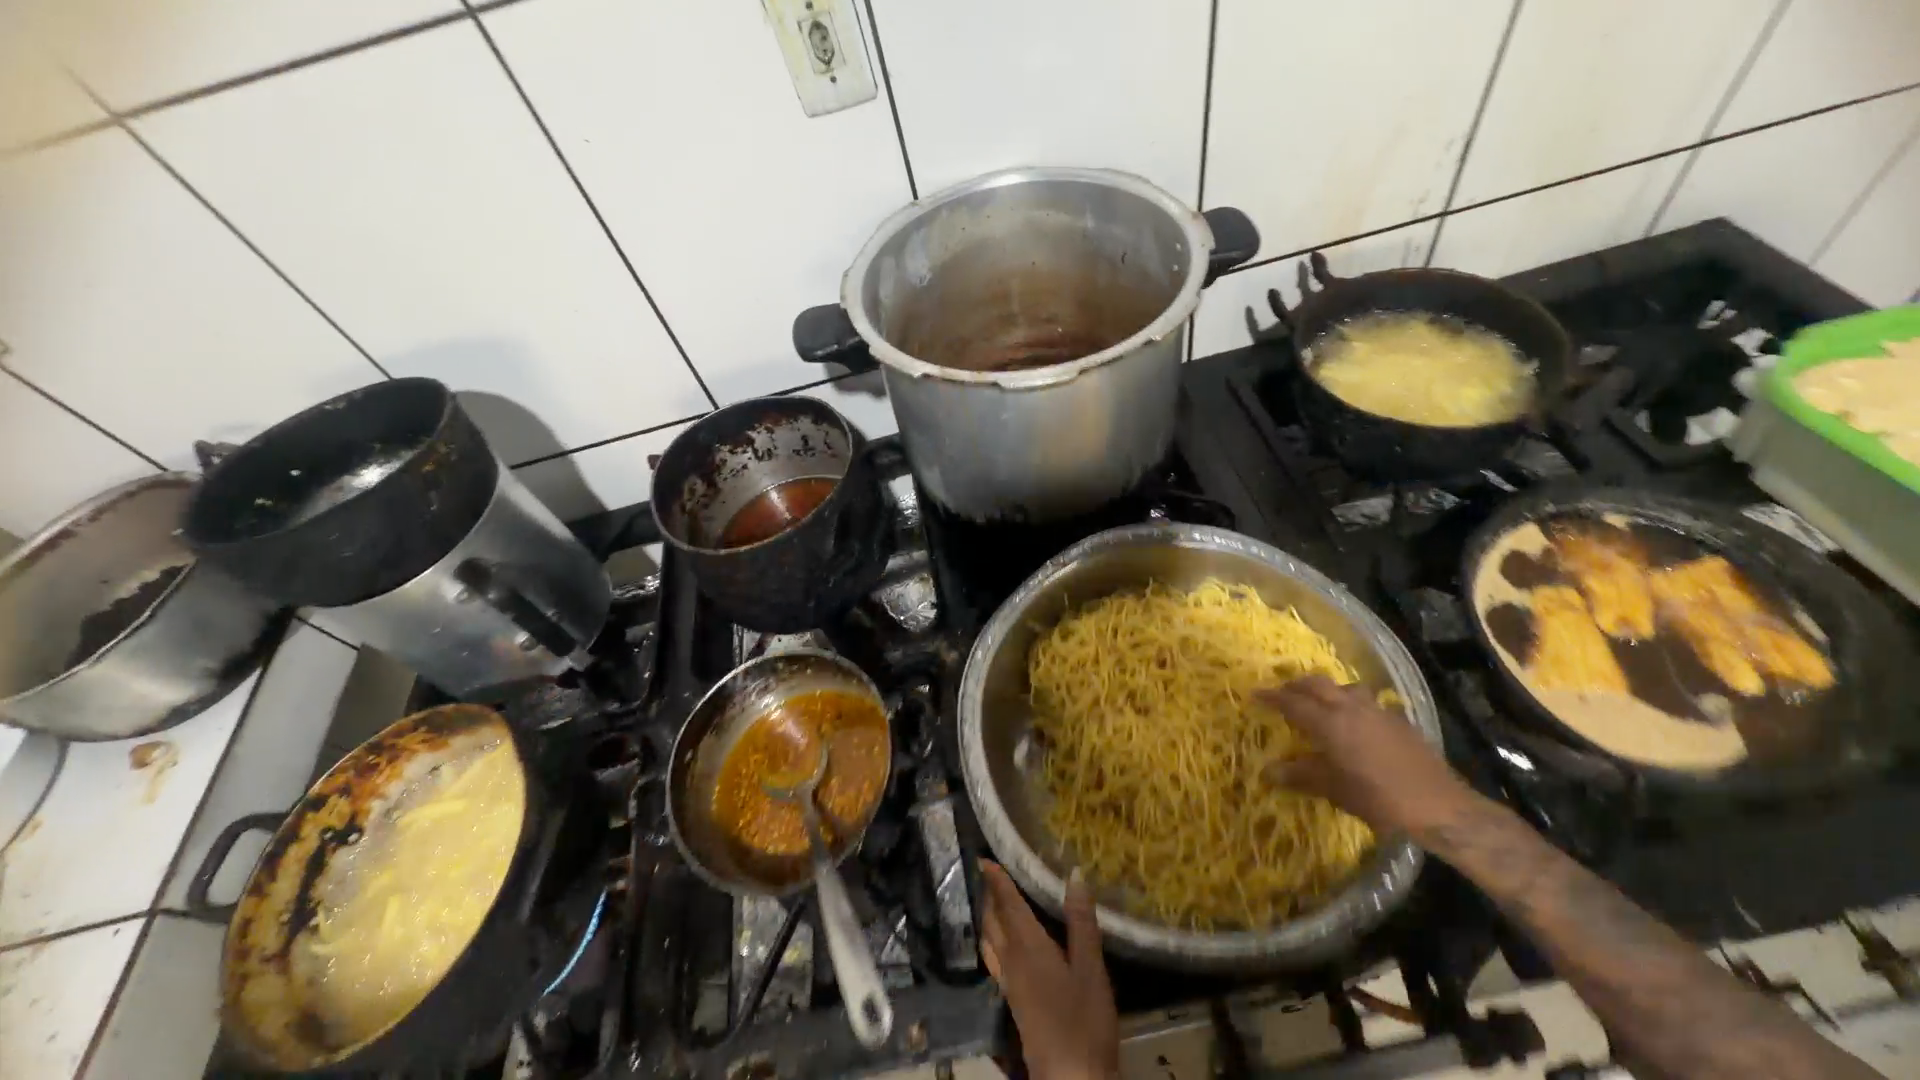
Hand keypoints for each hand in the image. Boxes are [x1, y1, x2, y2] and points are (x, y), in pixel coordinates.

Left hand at [978, 859, 1118, 1079]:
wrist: (1070, 1077)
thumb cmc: (1084, 1019)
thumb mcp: (1090, 968)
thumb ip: (1081, 922)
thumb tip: (1074, 874)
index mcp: (1028, 947)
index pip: (1008, 905)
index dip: (997, 881)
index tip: (983, 859)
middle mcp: (1012, 961)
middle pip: (993, 921)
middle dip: (989, 896)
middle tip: (988, 874)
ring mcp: (1009, 983)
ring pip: (990, 940)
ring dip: (989, 918)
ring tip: (993, 903)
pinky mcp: (1013, 1001)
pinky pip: (995, 958)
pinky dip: (994, 939)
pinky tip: (1004, 946)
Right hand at [1254, 675, 1471, 835]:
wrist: (1438, 805)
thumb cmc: (1379, 799)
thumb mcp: (1334, 790)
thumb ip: (1301, 776)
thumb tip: (1268, 771)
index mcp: (1331, 723)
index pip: (1293, 703)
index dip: (1272, 698)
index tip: (1255, 694)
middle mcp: (1352, 708)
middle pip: (1318, 684)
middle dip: (1297, 686)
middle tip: (1283, 694)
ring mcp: (1379, 711)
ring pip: (1346, 688)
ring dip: (1328, 690)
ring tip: (1320, 703)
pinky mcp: (1399, 720)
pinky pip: (1369, 702)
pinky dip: (1353, 704)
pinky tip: (1356, 722)